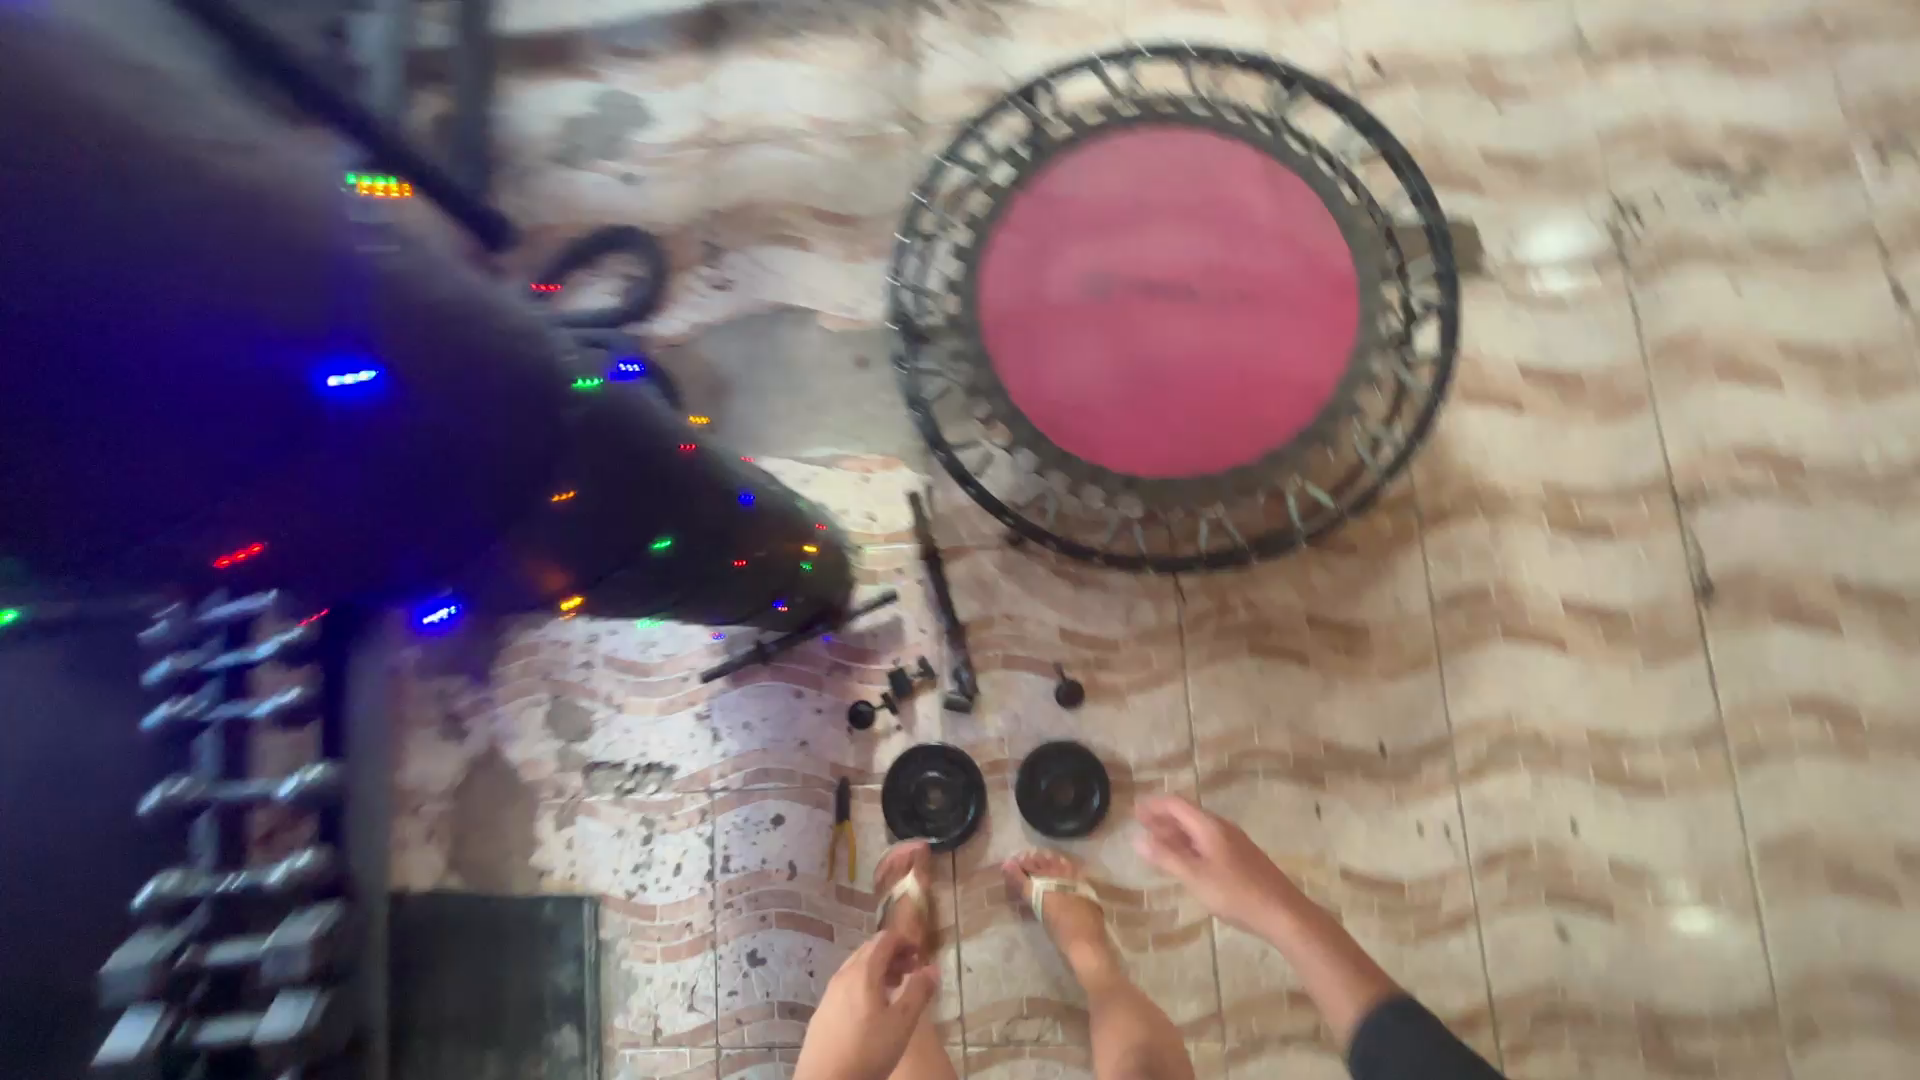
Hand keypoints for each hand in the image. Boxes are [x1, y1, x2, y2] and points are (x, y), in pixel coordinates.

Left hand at [793, 929, 939, 1079]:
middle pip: (870, 950)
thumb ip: (919, 992)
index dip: (905, 940)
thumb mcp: (902, 1024)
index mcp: (863, 971)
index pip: (885, 939)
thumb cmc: (868, 1051)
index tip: (920, 954)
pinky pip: (847, 984)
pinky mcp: (823, 1011)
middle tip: (912, 970)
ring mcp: (830, 993)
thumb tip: (933, 968)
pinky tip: (871, 1008)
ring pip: (857, 967)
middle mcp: (843, 974)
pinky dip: (864, 984)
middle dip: (893, 953)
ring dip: (879, 969)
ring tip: (895, 988)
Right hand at [1134, 794, 1298, 932]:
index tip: (1134, 810)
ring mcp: (1234, 843)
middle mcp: (1222, 828)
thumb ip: (1165, 856)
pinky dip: (1189, 844)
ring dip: (1175, 833)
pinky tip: (1186, 861)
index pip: (1176, 804)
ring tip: (1157, 843)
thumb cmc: (1236, 893)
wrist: (1284, 914)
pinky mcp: (1241, 858)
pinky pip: (1208, 842)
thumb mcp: (1195, 877)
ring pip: (1198, 829)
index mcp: (1209, 826)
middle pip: (1187, 814)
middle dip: (1163, 818)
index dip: (1154, 805)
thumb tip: (1137, 838)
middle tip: (1141, 825)